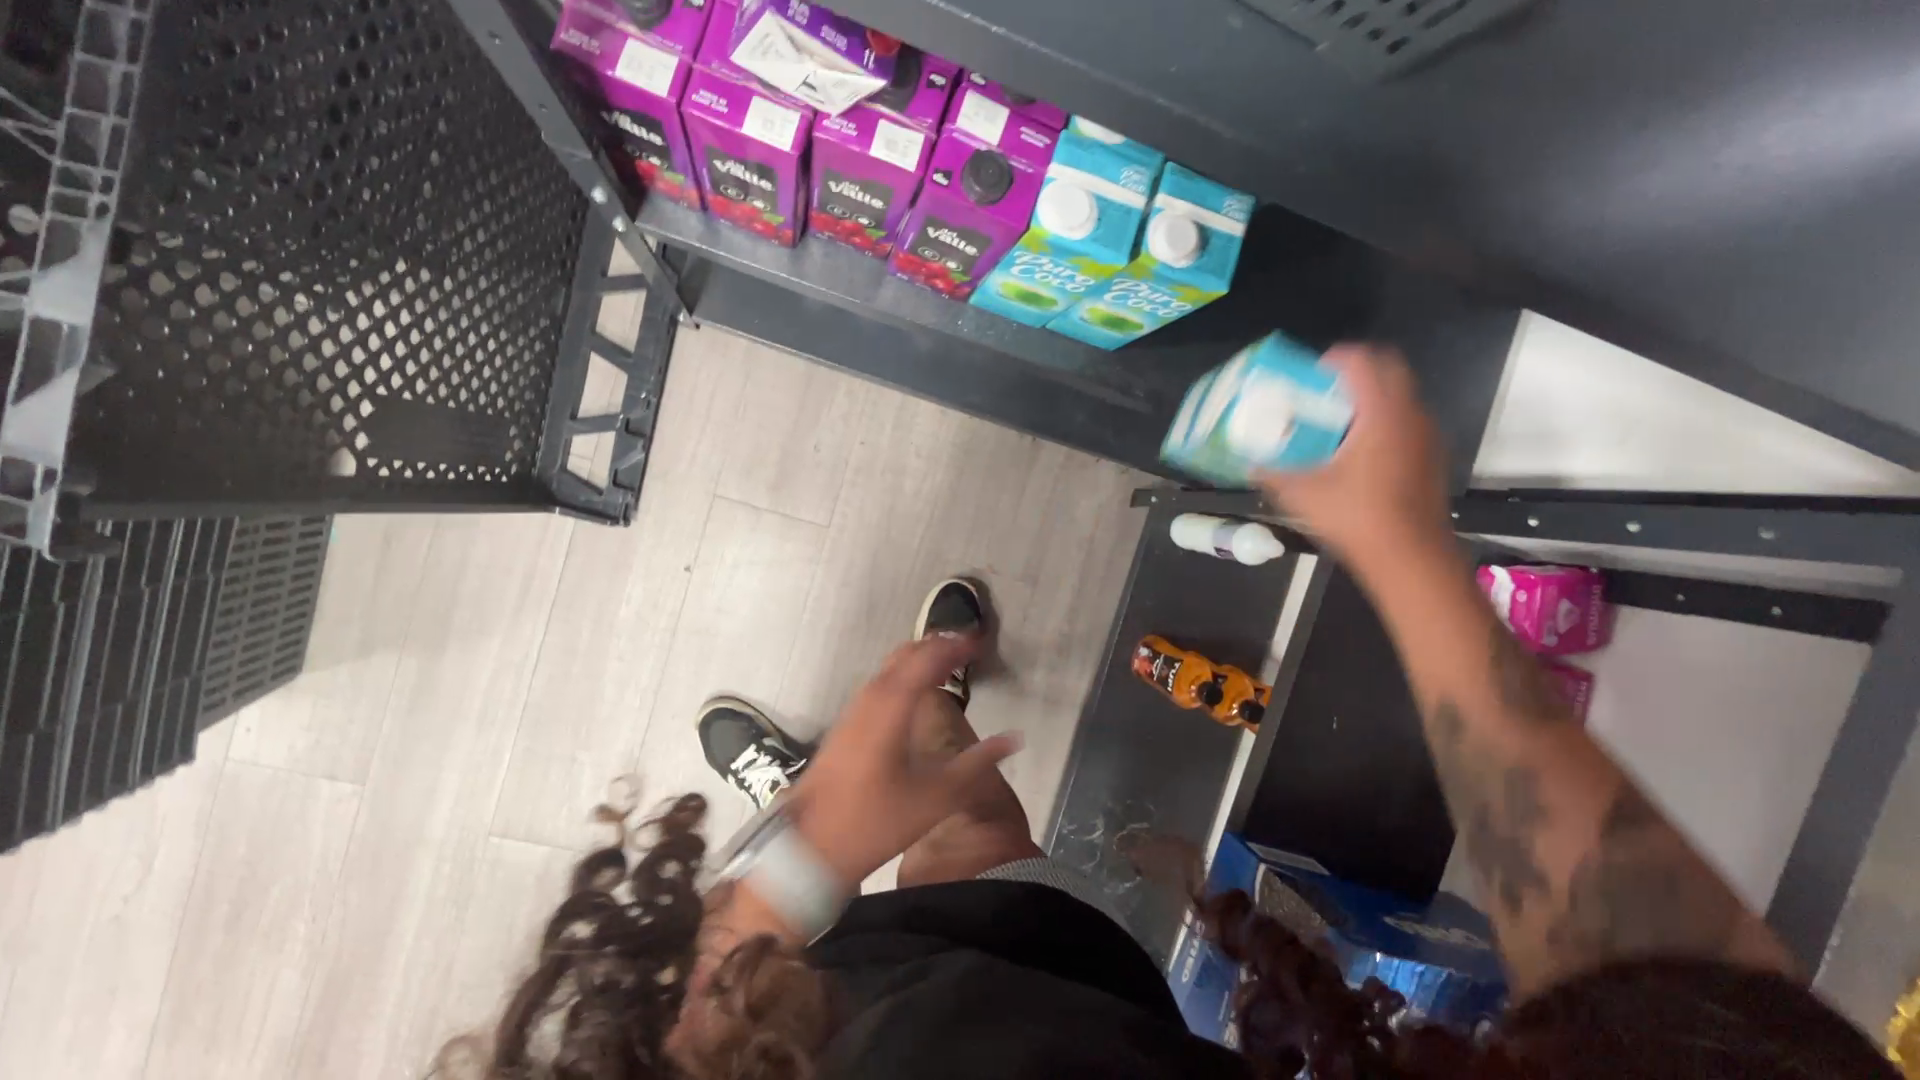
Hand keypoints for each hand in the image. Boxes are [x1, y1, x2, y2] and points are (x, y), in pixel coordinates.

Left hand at [784, 634, 1020, 885]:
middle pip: (905, 655)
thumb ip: (977, 764)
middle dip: (937, 646)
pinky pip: (880, 684)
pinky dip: (903, 676)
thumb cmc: (875, 820)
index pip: (927, 659)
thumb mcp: (935, 798)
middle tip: (968, 649)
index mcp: (892, 708)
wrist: (810, 845)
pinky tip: (917, 695)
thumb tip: (1014, 738)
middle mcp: (870, 699)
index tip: (981, 643)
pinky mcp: (845, 725)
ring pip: (889, 668)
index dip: (955, 646)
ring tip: (949, 666)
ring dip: (919, 660)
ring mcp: (853, 710)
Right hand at [1259, 343, 1451, 570]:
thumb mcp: (1303, 495)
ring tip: (1337, 423)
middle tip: (1324, 391)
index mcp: (1381, 414)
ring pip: (1400, 399)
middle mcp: (1411, 416)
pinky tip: (1359, 455)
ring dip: (1370, 400)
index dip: (1335, 358)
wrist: (1411, 559)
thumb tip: (1249, 464)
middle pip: (1388, 371)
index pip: (1363, 361)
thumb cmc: (1358, 519)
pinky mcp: (1432, 459)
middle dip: (1356, 374)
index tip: (1312, 370)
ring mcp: (1427, 437)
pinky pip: (1407, 424)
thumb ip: (1273, 473)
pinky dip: (1384, 423)